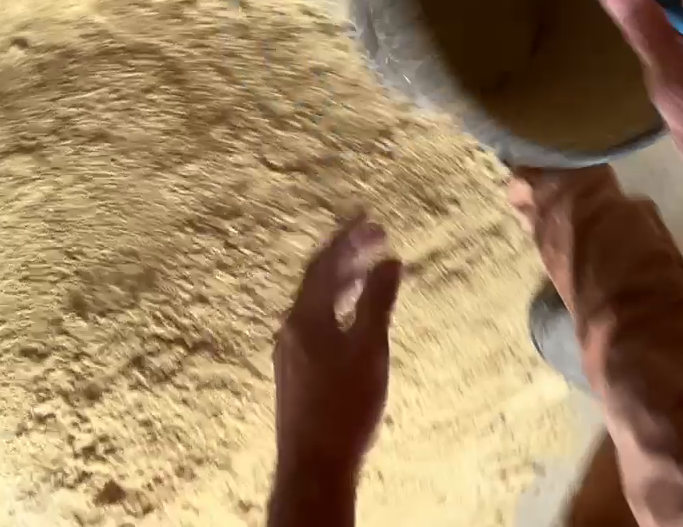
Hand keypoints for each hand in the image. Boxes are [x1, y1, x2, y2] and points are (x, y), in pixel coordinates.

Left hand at [274, 215, 402, 479]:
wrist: (315, 466)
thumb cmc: (345, 404)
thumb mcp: (370, 347)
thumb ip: (379, 300)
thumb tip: (391, 259)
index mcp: (305, 317)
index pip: (324, 262)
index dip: (347, 235)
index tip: (369, 215)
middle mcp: (292, 327)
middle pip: (319, 278)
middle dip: (348, 253)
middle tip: (378, 234)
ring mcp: (292, 349)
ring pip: (319, 299)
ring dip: (345, 277)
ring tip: (372, 265)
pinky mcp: (298, 367)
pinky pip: (319, 318)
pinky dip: (341, 302)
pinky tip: (358, 310)